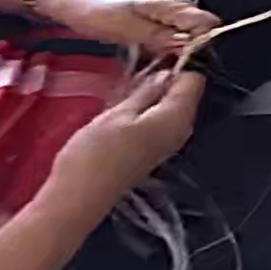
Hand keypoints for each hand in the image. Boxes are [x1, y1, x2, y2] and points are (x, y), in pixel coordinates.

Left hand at [36, 0, 219, 57]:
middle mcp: (185, 11)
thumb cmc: (99, 14)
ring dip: (182, 54)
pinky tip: (159, 62)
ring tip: (163, 68)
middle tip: (170, 67)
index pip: (208, 24)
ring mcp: (178, 18)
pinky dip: (173, 53)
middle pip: (205, 32)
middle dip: (193, 51)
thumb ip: (157, 35)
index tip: (181, 59)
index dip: (200, 42)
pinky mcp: (169, 27)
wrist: (80, 4)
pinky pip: (181, 40)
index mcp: (177, 8)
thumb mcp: (124, 27)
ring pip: (194, 38)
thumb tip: (188, 43)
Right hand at [43, 71, 204, 219]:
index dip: (174, 70)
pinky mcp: (154, 153)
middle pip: (184, 95)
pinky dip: (144, 119)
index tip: (149, 69)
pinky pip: (159, 126)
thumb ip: (145, 92)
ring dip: (149, 104)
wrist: (77, 201)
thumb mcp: (116, 116)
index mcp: (180, 114)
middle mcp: (184, 127)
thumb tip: (166, 73)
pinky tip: (118, 124)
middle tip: (128, 89)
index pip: (193, 80)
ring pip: (170, 110)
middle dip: (161, 87)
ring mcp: (171, 142)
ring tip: (119, 106)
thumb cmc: (95, 154)